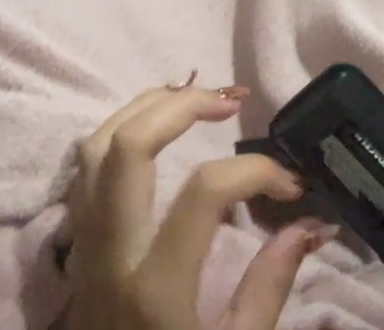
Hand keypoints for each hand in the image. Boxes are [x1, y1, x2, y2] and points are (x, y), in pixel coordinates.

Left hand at [64, 84, 329, 329]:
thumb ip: (269, 285)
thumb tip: (309, 224)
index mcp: (155, 287)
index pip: (204, 192)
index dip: (256, 171)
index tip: (292, 185)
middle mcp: (111, 253)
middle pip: (128, 147)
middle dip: (181, 106)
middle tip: (231, 102)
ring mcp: (84, 245)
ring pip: (95, 147)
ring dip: (144, 107)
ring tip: (192, 97)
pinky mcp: (75, 246)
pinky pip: (84, 170)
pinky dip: (119, 132)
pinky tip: (154, 128)